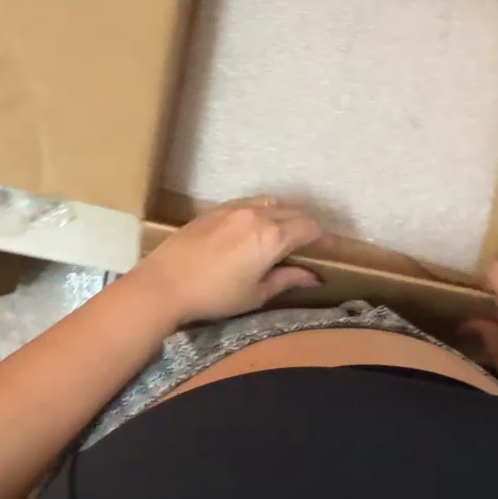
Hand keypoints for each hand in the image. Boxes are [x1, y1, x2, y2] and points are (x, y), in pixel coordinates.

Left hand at [124, 197, 324, 326]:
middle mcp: (258, 215)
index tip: (332, 248)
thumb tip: (313, 277)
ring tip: (289, 233)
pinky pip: (251, 203)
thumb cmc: (215, 296)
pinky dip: (265, 211)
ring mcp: (235, 208)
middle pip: (295, 211)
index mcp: (273, 237)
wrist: (165, 284)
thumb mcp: (256, 294)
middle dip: (309, 225)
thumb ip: (287, 279)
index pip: (310, 228)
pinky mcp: (216, 210)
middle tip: (314, 242)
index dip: (325, 237)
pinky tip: (260, 227)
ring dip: (287, 215)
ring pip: (273, 203)